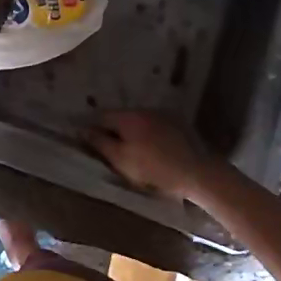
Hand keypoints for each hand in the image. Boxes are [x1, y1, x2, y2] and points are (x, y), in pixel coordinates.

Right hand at [86, 111, 223, 200]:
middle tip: (104, 146)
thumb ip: (100, 143)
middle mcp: (145, 109)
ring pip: (137, 120)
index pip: (100, 115)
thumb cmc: (155, 169)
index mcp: (128, 116)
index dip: (90, 126)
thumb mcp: (121, 160)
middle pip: (120, 116)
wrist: (198, 172)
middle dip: (110, 128)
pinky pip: (153, 124)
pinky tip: (149, 147)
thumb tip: (82, 129)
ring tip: (127, 148)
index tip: (83, 137)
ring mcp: (163, 114)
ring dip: (129, 130)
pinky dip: (146, 133)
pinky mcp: (178, 123)